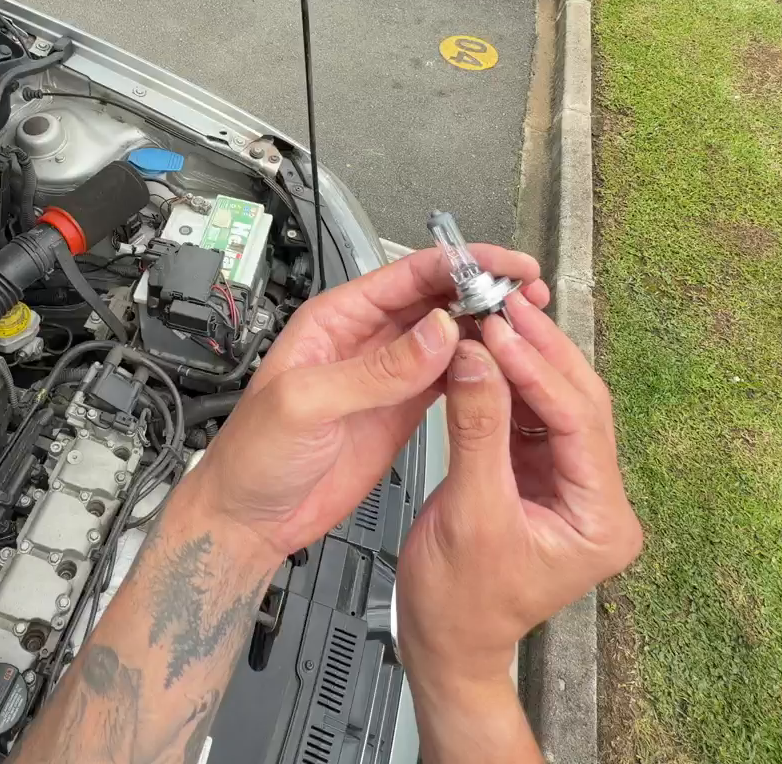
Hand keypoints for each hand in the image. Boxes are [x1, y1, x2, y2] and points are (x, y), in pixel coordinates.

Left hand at [184, 245, 549, 558]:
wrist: (251, 517)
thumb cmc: (255, 454)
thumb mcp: (306, 404)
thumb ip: (374, 370)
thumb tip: (439, 332)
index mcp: (336, 319)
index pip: (405, 276)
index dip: (458, 264)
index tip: (502, 266)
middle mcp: (366, 338)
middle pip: (434, 299)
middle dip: (482, 291)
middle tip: (530, 295)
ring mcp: (387, 373)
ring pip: (447, 337)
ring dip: (486, 330)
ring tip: (528, 329)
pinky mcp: (402, 408)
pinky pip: (448, 378)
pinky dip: (478, 371)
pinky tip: (504, 371)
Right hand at [396, 292, 642, 686]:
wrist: (444, 639)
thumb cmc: (461, 600)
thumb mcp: (470, 513)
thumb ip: (477, 430)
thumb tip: (477, 356)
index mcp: (601, 517)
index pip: (580, 422)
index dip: (538, 370)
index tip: (500, 329)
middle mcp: (596, 495)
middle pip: (579, 402)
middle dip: (541, 351)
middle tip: (505, 304)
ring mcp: (568, 481)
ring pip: (556, 401)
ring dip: (524, 358)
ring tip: (494, 316)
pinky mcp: (537, 472)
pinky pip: (528, 413)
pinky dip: (506, 380)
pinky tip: (485, 352)